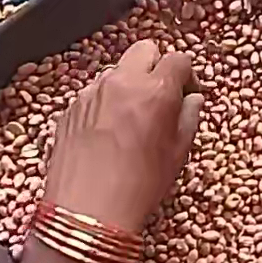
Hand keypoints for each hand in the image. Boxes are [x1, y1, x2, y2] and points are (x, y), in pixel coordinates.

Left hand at [41, 40, 203, 232]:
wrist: (87, 212)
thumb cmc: (139, 186)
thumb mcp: (177, 154)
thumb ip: (189, 118)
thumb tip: (192, 100)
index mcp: (155, 89)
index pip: (179, 59)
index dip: (187, 75)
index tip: (186, 95)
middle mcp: (122, 81)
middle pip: (145, 50)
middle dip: (156, 66)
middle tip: (160, 96)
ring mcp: (91, 92)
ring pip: (117, 70)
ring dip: (129, 84)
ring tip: (132, 120)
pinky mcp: (70, 107)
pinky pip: (94, 93)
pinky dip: (105, 103)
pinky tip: (107, 134)